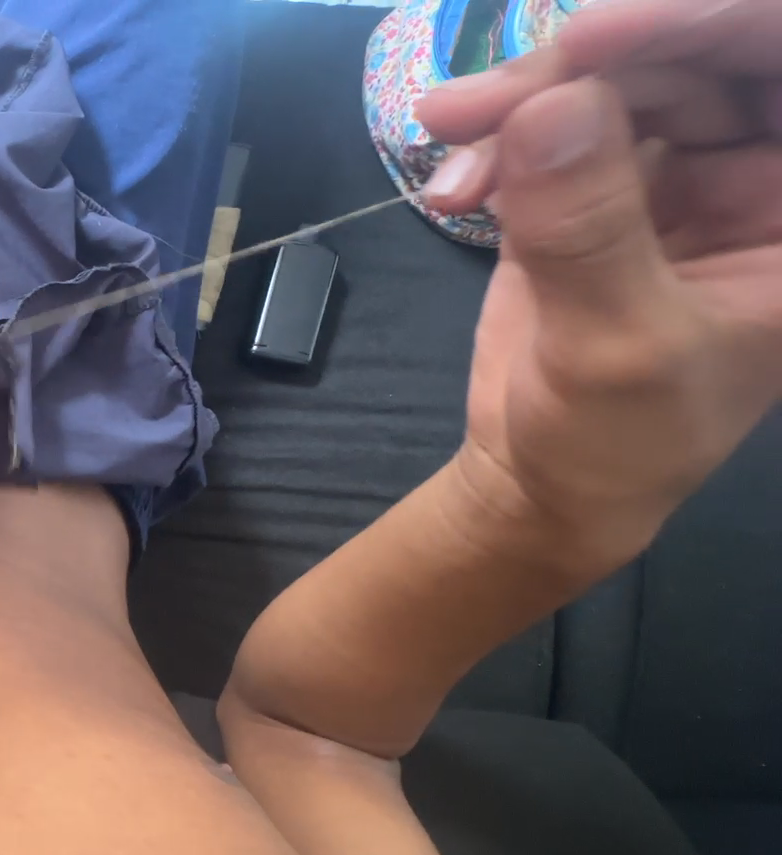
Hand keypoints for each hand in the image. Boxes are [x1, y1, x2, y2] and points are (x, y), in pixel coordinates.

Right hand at [411, 3, 781, 566]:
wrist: (544, 474)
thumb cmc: (617, 433)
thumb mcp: (614, 343)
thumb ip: (588, 232)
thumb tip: (546, 110)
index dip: (704, 25)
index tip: (587, 37)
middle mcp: (765, 165)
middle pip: (691, 61)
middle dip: (575, 71)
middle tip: (459, 109)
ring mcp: (677, 176)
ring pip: (610, 89)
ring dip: (516, 113)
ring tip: (440, 165)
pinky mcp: (593, 196)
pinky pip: (549, 136)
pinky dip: (492, 151)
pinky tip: (449, 191)